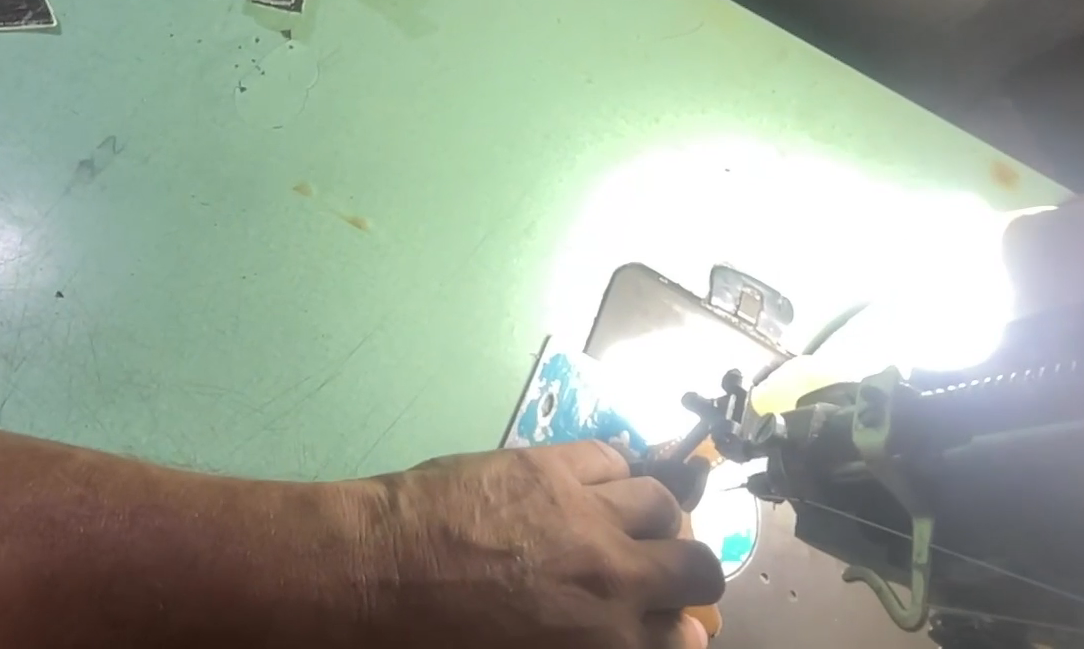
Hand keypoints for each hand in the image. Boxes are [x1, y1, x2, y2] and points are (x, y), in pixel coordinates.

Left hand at [355, 441, 724, 648]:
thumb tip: (639, 634)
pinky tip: (598, 475)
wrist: (385, 575)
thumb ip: (598, 644)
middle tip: (658, 560)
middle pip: (698, 564)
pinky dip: (615, 466)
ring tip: (628, 513)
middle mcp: (617, 579)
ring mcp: (586, 514)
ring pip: (661, 500)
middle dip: (687, 566)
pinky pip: (609, 454)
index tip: (671, 616)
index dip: (682, 623)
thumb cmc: (448, 640)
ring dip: (655, 511)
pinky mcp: (551, 466)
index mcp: (611, 644)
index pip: (687, 635)